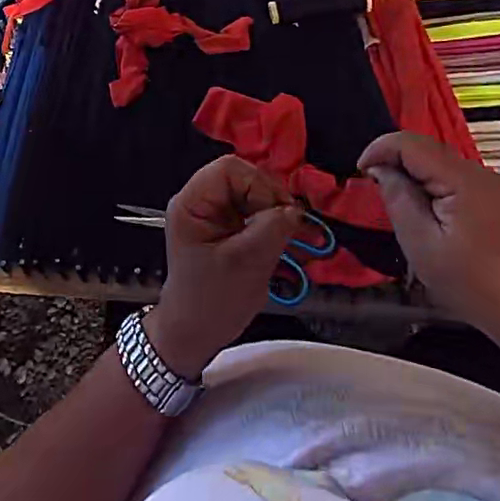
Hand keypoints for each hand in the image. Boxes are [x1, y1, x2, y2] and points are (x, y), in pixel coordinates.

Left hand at [145, 156, 302, 378]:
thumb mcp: (244, 264)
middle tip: (297, 226)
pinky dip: (279, 228)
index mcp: (192, 203)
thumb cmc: (209, 301)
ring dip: (282, 216)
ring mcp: (217, 217)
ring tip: (307, 237)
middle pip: (245, 180)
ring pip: (256, 198)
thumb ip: (271, 230)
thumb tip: (295, 210)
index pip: (228, 169)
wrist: (196, 331)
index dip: (259, 184)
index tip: (279, 212)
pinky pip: (258, 216)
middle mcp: (202, 203)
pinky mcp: (231, 231)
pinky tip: (299, 242)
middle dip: (274, 201)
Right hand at [359, 132, 499, 344]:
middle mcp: (483, 174)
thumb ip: (397, 197)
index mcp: (464, 181)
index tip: (361, 172)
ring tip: (398, 200)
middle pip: (428, 149)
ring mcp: (496, 187)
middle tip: (375, 186)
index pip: (411, 143)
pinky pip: (457, 177)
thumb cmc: (471, 283)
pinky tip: (427, 210)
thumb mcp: (420, 242)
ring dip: (413, 172)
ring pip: (441, 162)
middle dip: (395, 160)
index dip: (379, 149)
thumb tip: (381, 168)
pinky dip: (433, 183)